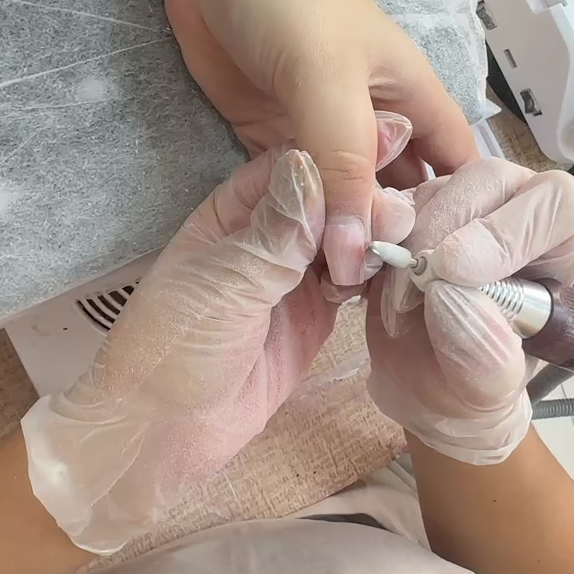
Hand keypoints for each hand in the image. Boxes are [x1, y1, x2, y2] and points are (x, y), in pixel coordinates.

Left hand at [23, 121, 415, 554]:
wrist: (166, 432)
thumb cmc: (176, 346)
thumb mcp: (224, 284)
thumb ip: (274, 233)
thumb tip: (313, 164)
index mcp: (232, 212)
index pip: (291, 168)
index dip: (335, 156)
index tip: (387, 141)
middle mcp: (267, 236)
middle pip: (325, 202)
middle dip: (362, 200)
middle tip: (402, 205)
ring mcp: (292, 277)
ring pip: (343, 241)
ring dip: (373, 237)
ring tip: (408, 233)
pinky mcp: (314, 315)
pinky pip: (351, 283)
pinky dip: (373, 275)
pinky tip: (399, 267)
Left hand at [158, 0, 478, 289]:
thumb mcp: (329, 81)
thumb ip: (345, 166)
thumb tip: (358, 255)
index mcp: (411, 98)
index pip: (459, 169)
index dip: (463, 220)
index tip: (452, 282)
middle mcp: (374, 123)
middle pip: (401, 193)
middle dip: (399, 241)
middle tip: (391, 310)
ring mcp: (321, 134)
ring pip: (347, 199)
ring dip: (347, 240)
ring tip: (348, 303)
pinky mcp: (275, 141)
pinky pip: (300, 192)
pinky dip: (304, 224)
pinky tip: (302, 266)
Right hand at [364, 160, 573, 464]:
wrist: (418, 388)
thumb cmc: (471, 386)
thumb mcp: (489, 391)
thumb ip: (484, 352)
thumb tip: (447, 294)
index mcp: (555, 240)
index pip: (555, 203)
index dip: (507, 231)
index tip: (457, 274)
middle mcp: (507, 206)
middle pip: (482, 180)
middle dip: (441, 232)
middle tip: (413, 291)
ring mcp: (449, 200)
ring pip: (426, 189)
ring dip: (398, 241)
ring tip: (394, 304)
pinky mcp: (398, 210)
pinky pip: (377, 206)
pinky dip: (362, 242)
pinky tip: (363, 285)